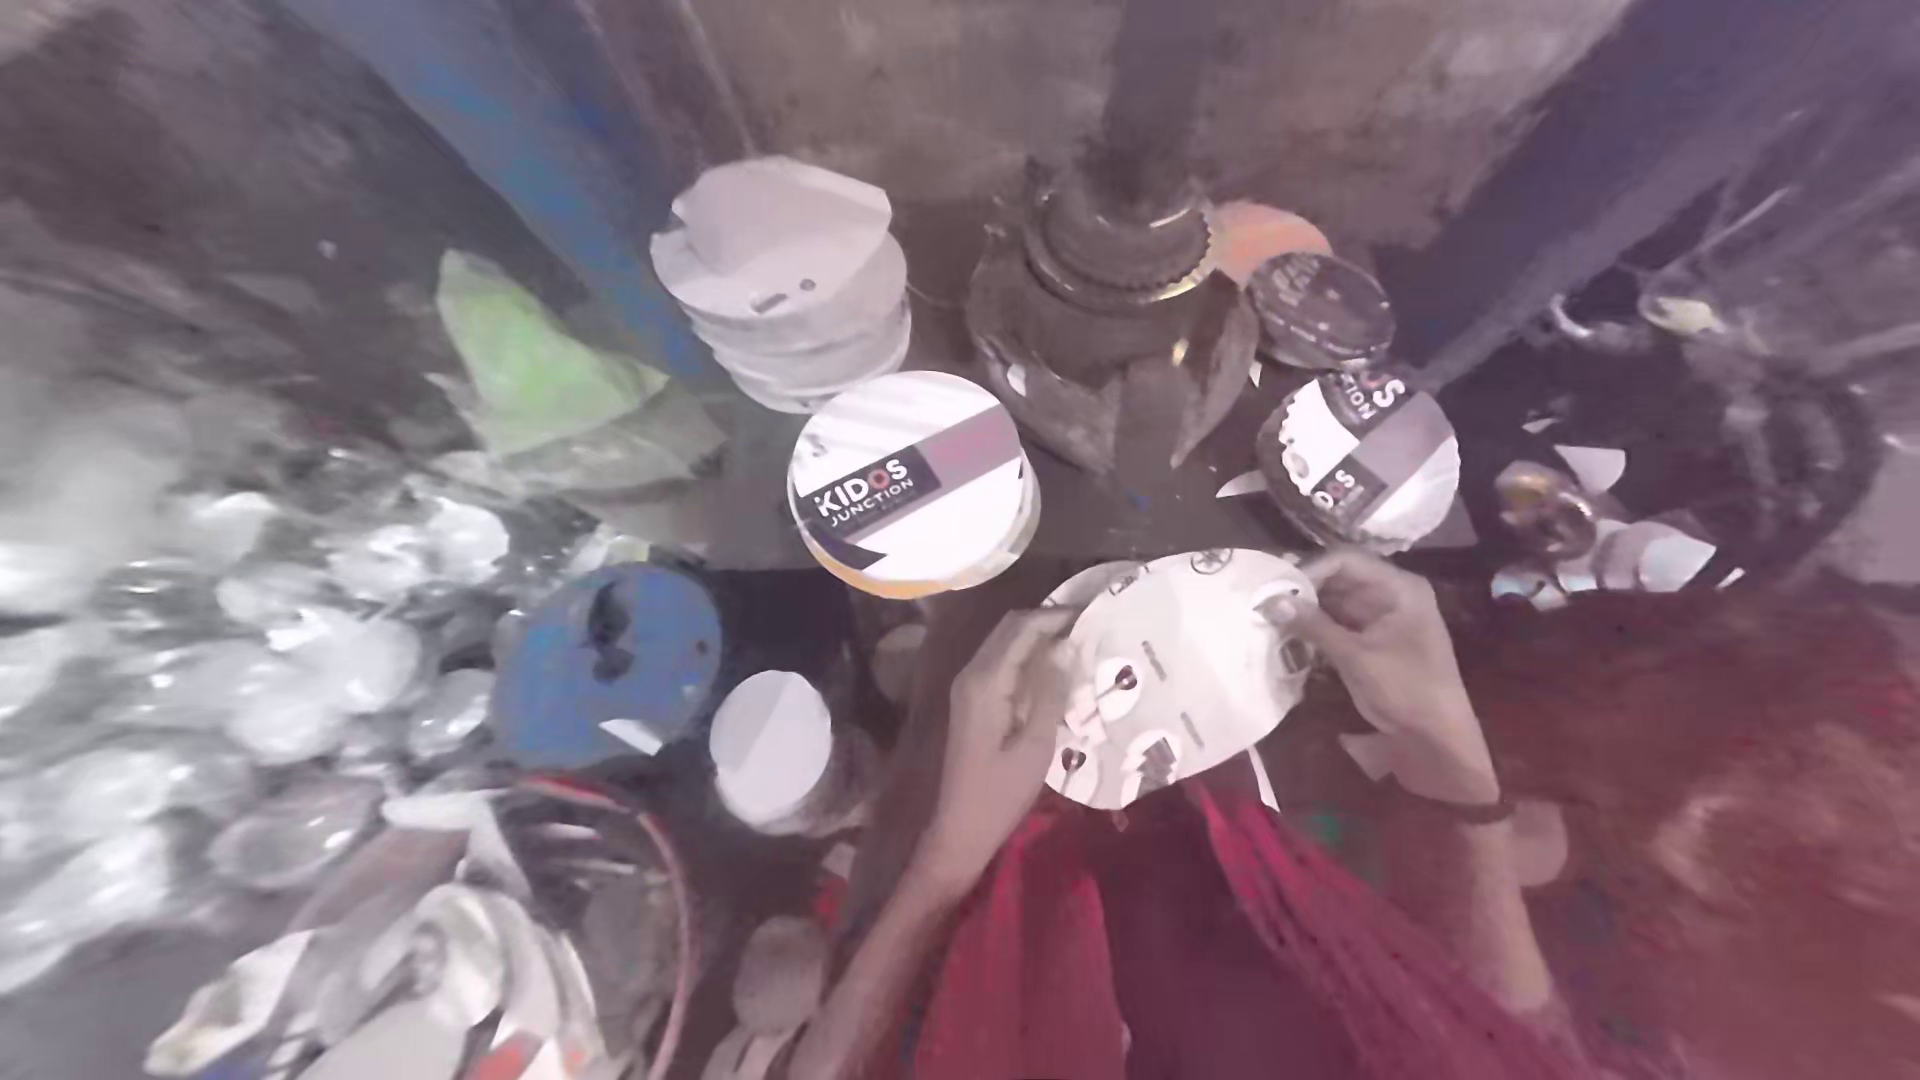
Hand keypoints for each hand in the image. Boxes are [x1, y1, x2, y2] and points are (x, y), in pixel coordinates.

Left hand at [914, 608, 1076, 890]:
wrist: (960, 826)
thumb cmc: (1001, 793)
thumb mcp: (1036, 745)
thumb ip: (1051, 692)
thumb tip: (1066, 646)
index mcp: (985, 681)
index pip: (1020, 629)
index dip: (1054, 616)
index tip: (1090, 615)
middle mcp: (971, 673)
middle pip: (1008, 628)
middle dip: (1046, 621)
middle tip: (1087, 626)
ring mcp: (968, 684)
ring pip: (1003, 642)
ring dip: (1036, 636)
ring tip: (1076, 642)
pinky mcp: (971, 697)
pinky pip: (1000, 661)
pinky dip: (1025, 654)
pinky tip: (1052, 666)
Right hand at [1274, 549, 1498, 805]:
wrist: (1434, 737)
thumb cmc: (1407, 689)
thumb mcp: (1356, 656)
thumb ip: (1313, 625)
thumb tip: (1268, 602)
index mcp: (1398, 587)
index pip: (1344, 560)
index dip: (1309, 569)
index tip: (1276, 588)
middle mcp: (1385, 593)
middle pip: (1333, 575)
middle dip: (1299, 587)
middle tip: (1262, 598)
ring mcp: (1373, 614)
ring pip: (1327, 597)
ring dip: (1299, 605)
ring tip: (1266, 611)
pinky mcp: (1361, 634)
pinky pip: (1328, 618)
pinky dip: (1307, 622)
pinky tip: (1281, 627)